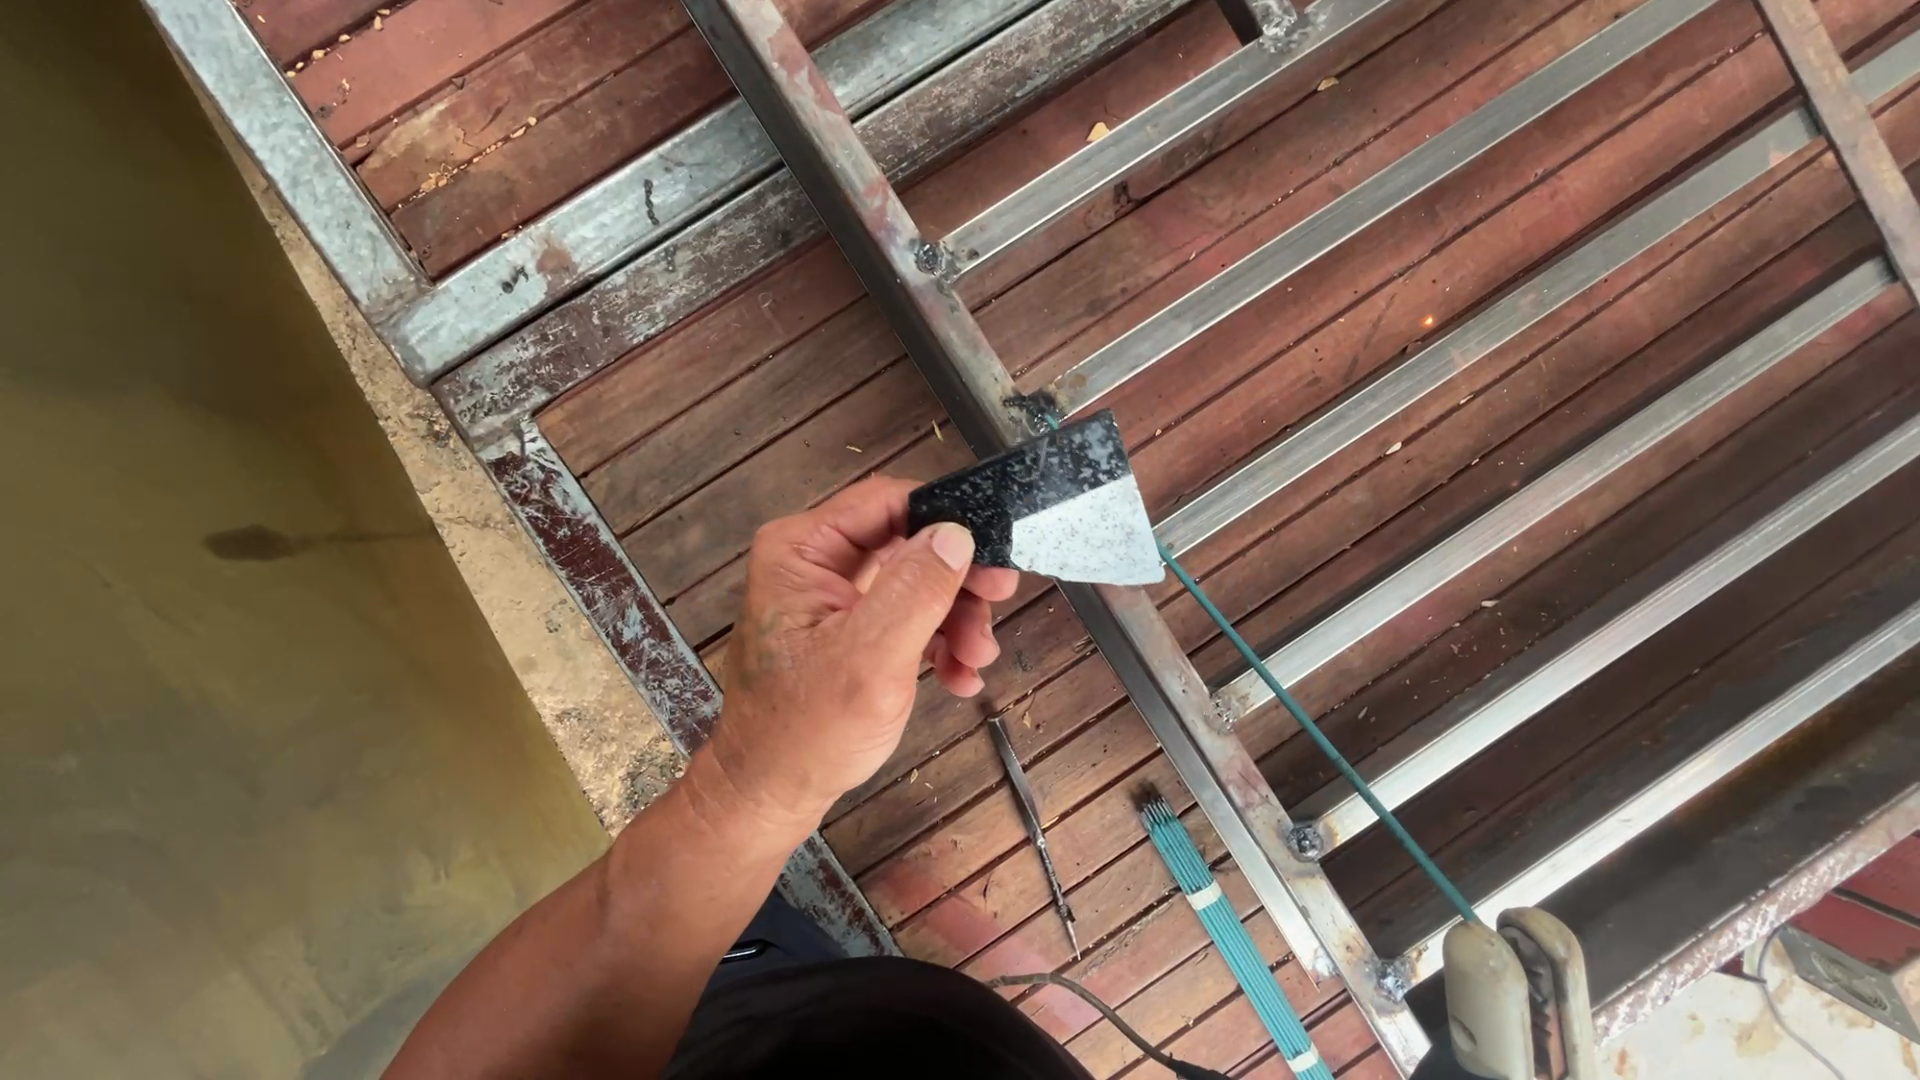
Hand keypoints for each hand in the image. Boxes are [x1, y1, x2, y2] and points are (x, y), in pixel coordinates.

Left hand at [705, 477, 1019, 830]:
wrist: (773, 794)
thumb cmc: (808, 731)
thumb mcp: (870, 658)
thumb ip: (915, 590)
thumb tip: (958, 533)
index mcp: (803, 550)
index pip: (887, 501)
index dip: (945, 520)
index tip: (992, 555)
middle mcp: (817, 562)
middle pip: (908, 543)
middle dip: (957, 579)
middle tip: (998, 601)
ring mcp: (835, 597)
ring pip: (917, 581)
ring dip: (956, 618)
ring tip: (977, 659)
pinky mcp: (852, 629)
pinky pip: (908, 616)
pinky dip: (939, 642)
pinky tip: (960, 677)